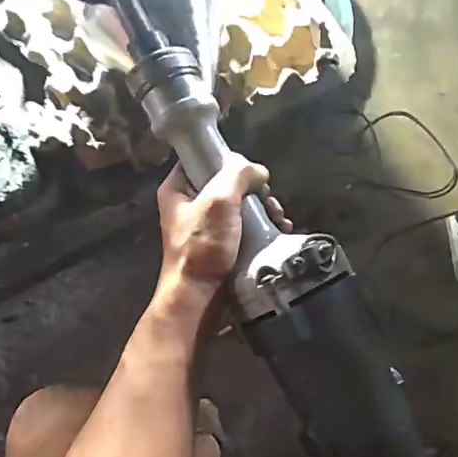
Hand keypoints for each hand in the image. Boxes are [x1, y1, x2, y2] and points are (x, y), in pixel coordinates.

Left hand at [155, 154, 290, 296]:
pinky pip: (243, 226)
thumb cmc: (203, 247)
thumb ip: (238, 176)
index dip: (229, 162)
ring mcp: (205, 227)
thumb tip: (258, 171)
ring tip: (280, 220)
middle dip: (255, 191)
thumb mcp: (219, 202)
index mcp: (177, 189)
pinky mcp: (220, 245)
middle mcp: (189, 204)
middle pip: (227, 183)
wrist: (198, 297)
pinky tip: (278, 231)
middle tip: (270, 202)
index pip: (203, 159)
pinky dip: (261, 226)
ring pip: (240, 205)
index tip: (251, 174)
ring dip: (263, 209)